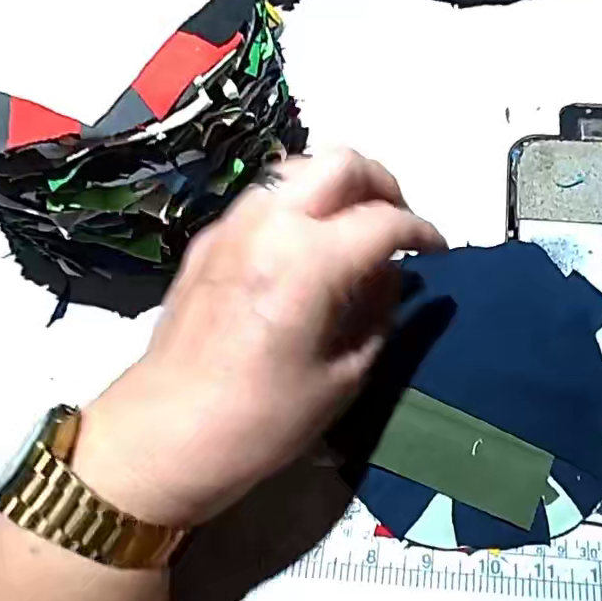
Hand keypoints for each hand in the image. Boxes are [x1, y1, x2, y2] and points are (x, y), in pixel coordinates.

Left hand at [72, 149, 445, 529]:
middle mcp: (270, 225)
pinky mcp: (209, 239)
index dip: (422, 232)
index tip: (438, 252)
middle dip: (385, 187)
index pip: (385, 220)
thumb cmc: (265, 418)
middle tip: (399, 228)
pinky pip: (270, 197)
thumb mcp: (347, 374)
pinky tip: (313, 249)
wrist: (163, 437)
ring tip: (359, 234)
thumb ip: (381, 311)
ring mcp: (233, 225)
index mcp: (309, 262)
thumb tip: (393, 274)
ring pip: (302, 169)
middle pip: (343, 163)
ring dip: (342, 189)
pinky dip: (305, 204)